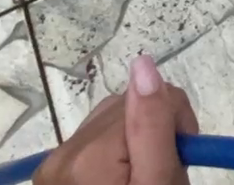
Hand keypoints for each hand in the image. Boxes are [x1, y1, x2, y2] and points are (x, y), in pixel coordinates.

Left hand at [34, 55, 198, 184]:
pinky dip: (119, 147)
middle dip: (158, 124)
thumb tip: (143, 61)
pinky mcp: (52, 172)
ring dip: (139, 134)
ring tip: (145, 171)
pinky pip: (98, 134)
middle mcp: (60, 153)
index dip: (177, 117)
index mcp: (88, 152)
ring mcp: (51, 164)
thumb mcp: (160, 178)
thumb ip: (153, 121)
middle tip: (165, 164)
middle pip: (130, 102)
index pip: (153, 93)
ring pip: (116, 115)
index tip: (182, 149)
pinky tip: (124, 174)